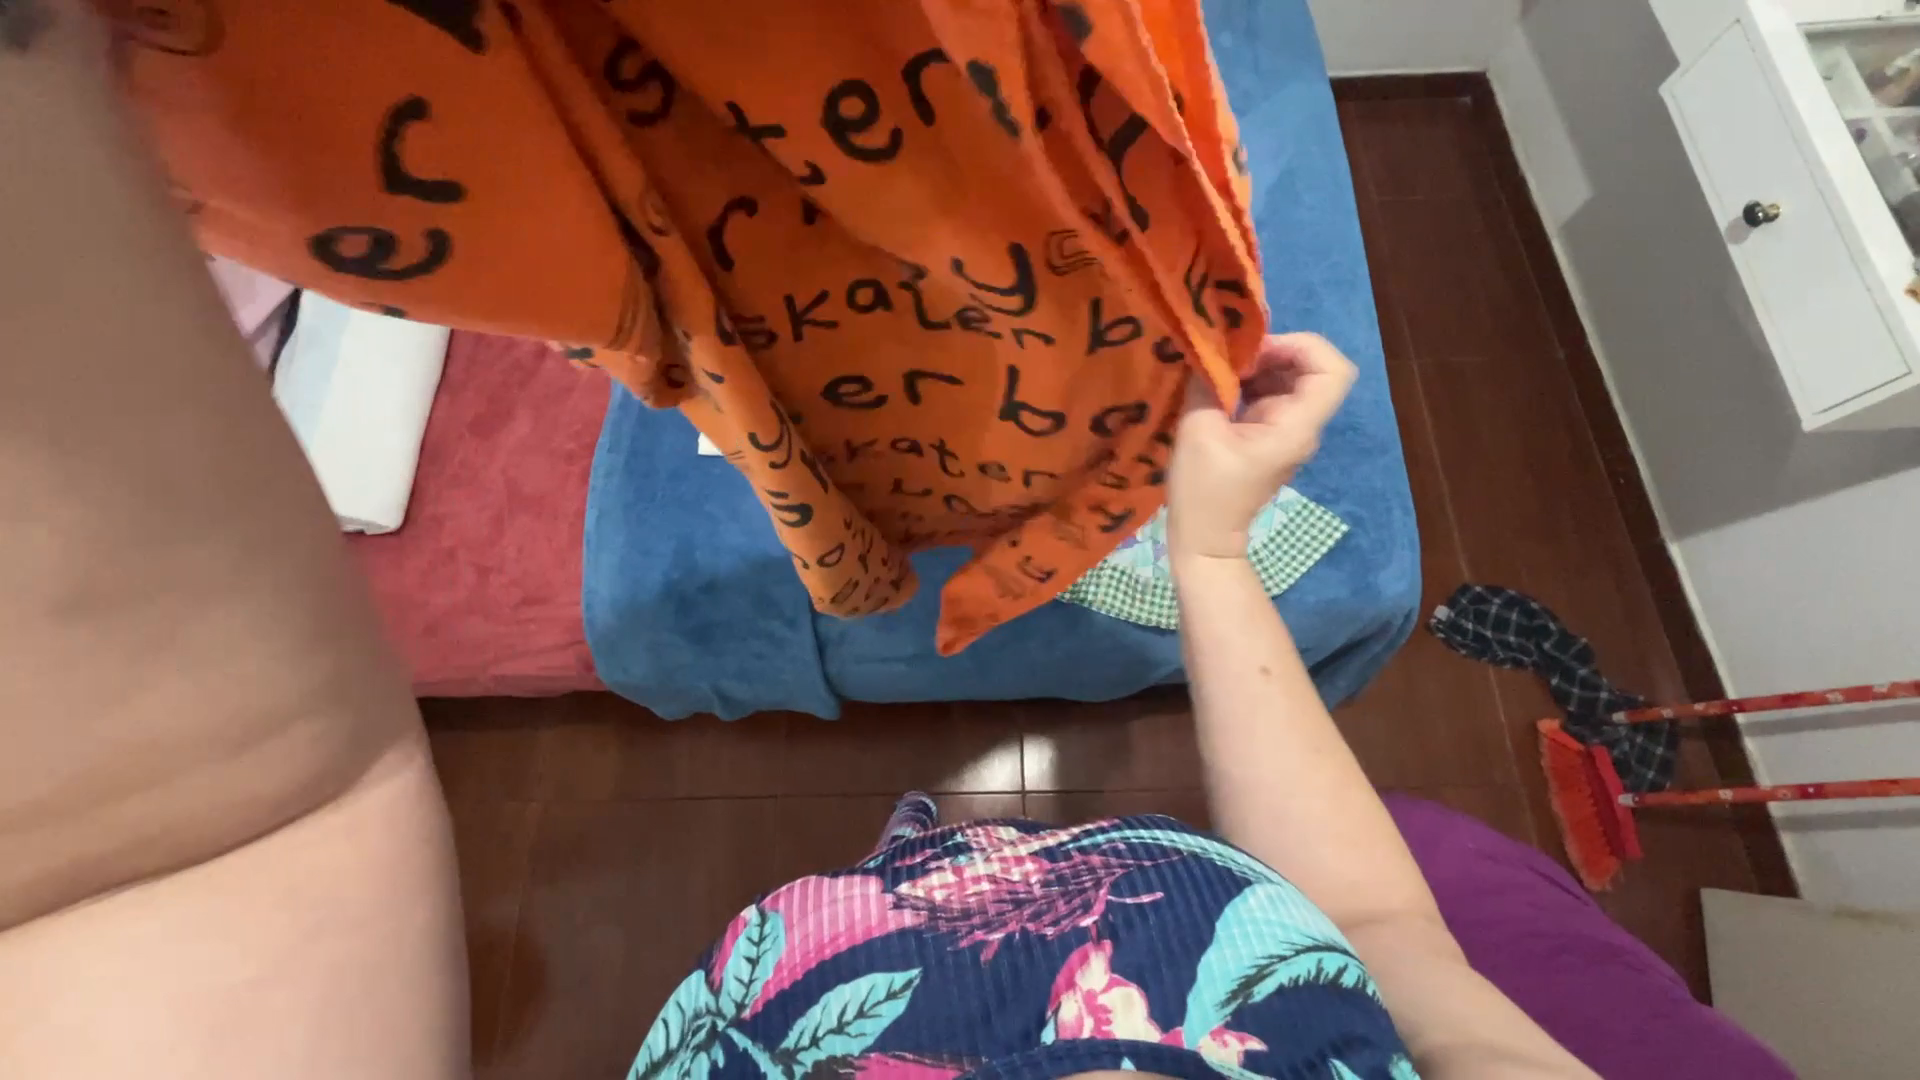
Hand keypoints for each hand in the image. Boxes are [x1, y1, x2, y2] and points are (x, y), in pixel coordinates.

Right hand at [1167, 333, 1356, 560]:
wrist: (1205, 539)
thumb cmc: (1204, 492)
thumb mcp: (1197, 433)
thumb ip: (1207, 385)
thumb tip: (1206, 351)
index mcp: (1295, 427)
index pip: (1333, 370)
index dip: (1302, 346)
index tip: (1257, 349)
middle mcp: (1301, 426)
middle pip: (1311, 369)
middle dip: (1272, 352)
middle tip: (1231, 357)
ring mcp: (1286, 431)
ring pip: (1289, 379)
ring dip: (1258, 367)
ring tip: (1220, 370)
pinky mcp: (1268, 436)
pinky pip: (1269, 396)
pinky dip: (1249, 383)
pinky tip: (1219, 387)